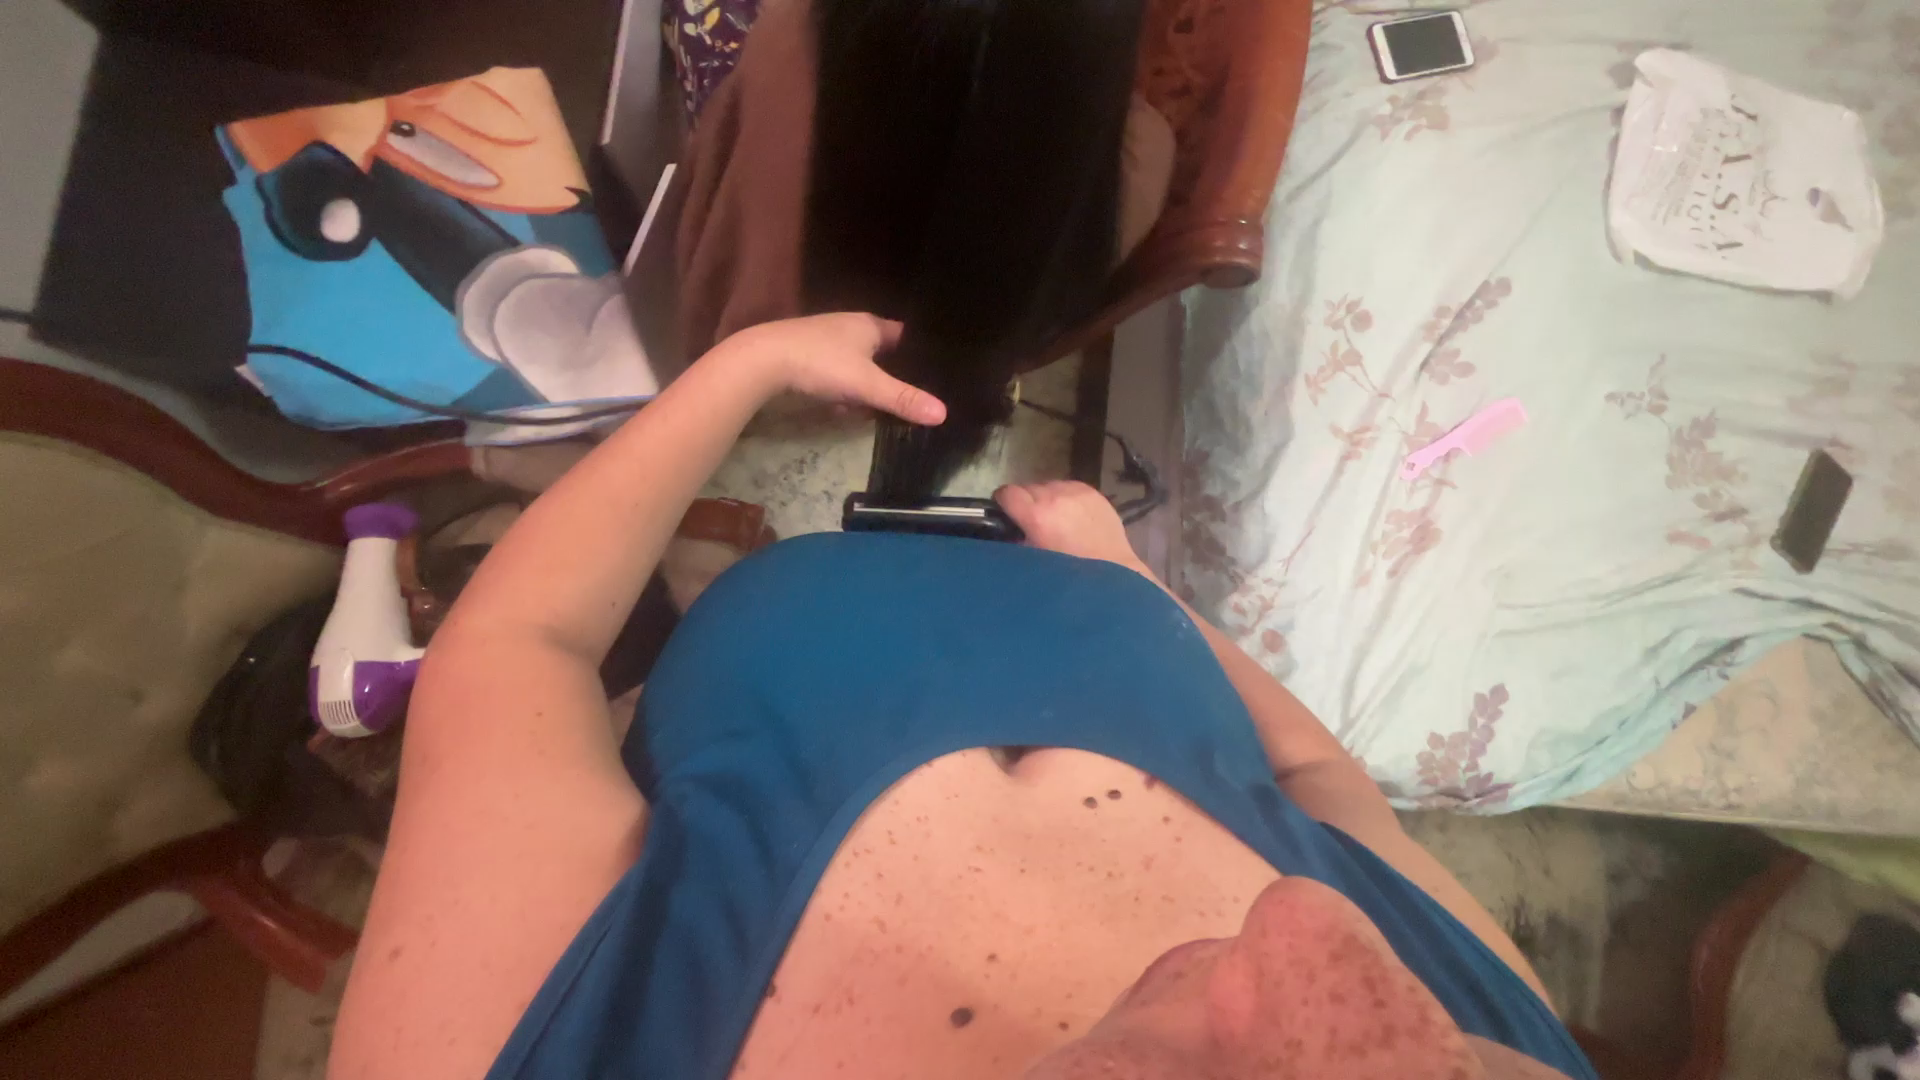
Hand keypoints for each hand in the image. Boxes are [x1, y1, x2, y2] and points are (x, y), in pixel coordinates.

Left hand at [714, 314, 945, 424]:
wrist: (761, 361)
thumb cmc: (820, 364)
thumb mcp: (867, 385)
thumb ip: (903, 399)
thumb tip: (943, 414)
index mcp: (870, 324)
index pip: (906, 335)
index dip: (921, 353)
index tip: (936, 374)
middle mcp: (849, 326)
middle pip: (882, 352)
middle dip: (892, 376)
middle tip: (908, 399)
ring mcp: (826, 340)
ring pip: (858, 366)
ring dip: (865, 387)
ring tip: (874, 409)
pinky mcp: (806, 356)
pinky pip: (836, 375)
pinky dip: (842, 391)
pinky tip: (840, 408)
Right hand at [994, 481, 1152, 576]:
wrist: (1112, 570)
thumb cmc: (1069, 572)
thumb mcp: (1033, 559)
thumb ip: (1016, 540)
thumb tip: (1006, 530)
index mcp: (1037, 516)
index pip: (1007, 493)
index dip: (1003, 503)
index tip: (1007, 514)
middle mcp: (1054, 497)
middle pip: (1026, 487)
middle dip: (1026, 502)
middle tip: (1033, 521)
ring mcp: (1075, 491)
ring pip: (1048, 485)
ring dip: (1046, 498)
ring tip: (1055, 517)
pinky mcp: (1092, 491)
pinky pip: (1068, 486)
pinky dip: (1065, 497)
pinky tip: (1072, 514)